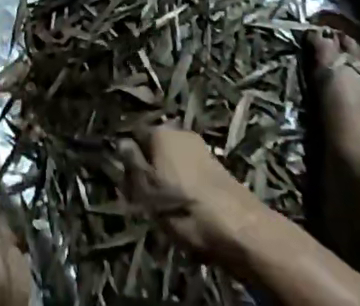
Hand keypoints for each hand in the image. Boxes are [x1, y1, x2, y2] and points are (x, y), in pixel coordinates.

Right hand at [119, 126, 266, 263]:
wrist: (237, 226)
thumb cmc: (183, 206)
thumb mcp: (146, 189)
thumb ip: (131, 163)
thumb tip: (121, 141)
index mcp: (161, 131)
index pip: (135, 132)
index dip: (127, 152)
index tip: (123, 175)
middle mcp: (181, 132)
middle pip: (156, 145)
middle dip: (148, 164)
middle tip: (140, 193)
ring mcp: (201, 148)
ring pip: (173, 159)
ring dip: (166, 175)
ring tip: (161, 204)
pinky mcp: (216, 168)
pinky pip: (189, 170)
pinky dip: (183, 183)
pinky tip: (182, 205)